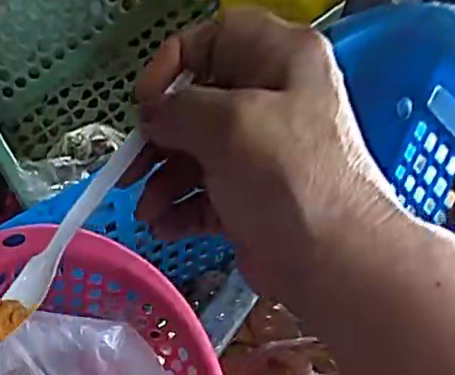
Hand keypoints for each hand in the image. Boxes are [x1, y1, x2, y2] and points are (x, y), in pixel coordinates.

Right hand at [122, 9, 405, 305]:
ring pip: (192, 158)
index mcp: (278, 61)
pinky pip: (200, 198)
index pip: (215, 39)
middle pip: (195, 107)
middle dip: (158, 141)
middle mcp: (268, 103)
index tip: (145, 105)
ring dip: (162, 185)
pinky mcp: (246, 200)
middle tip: (129, 171)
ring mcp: (256, 156)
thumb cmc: (288, 179)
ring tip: (149, 213)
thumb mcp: (231, 125)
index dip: (173, 65)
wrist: (324, 255)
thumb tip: (152, 115)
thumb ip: (182, 110)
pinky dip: (179, 212)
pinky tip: (166, 228)